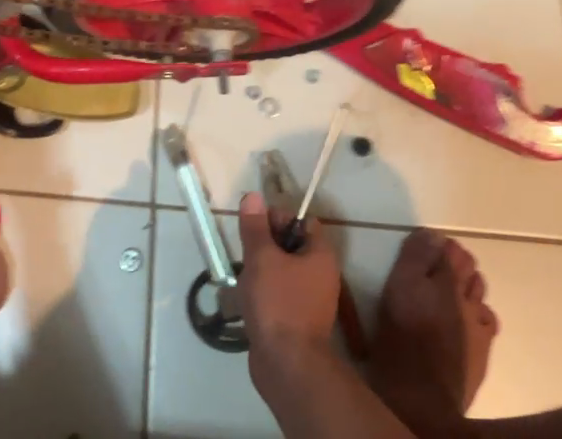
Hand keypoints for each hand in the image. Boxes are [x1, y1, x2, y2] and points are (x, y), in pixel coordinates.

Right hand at [236, 191, 341, 382]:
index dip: (278, 216)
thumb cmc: (278, 302)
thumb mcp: (261, 257)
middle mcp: (321, 274)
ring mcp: (309, 299)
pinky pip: (279, 293)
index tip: (253, 224)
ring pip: (283, 270)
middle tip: (243, 248)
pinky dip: (263, 290)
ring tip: (240, 272)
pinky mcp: (296, 318)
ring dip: (261, 268)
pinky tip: (245, 296)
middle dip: (265, 243)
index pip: (302, 221)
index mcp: (320, 255)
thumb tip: (253, 196)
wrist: (286, 364)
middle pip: (292, 244)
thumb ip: (255, 227)